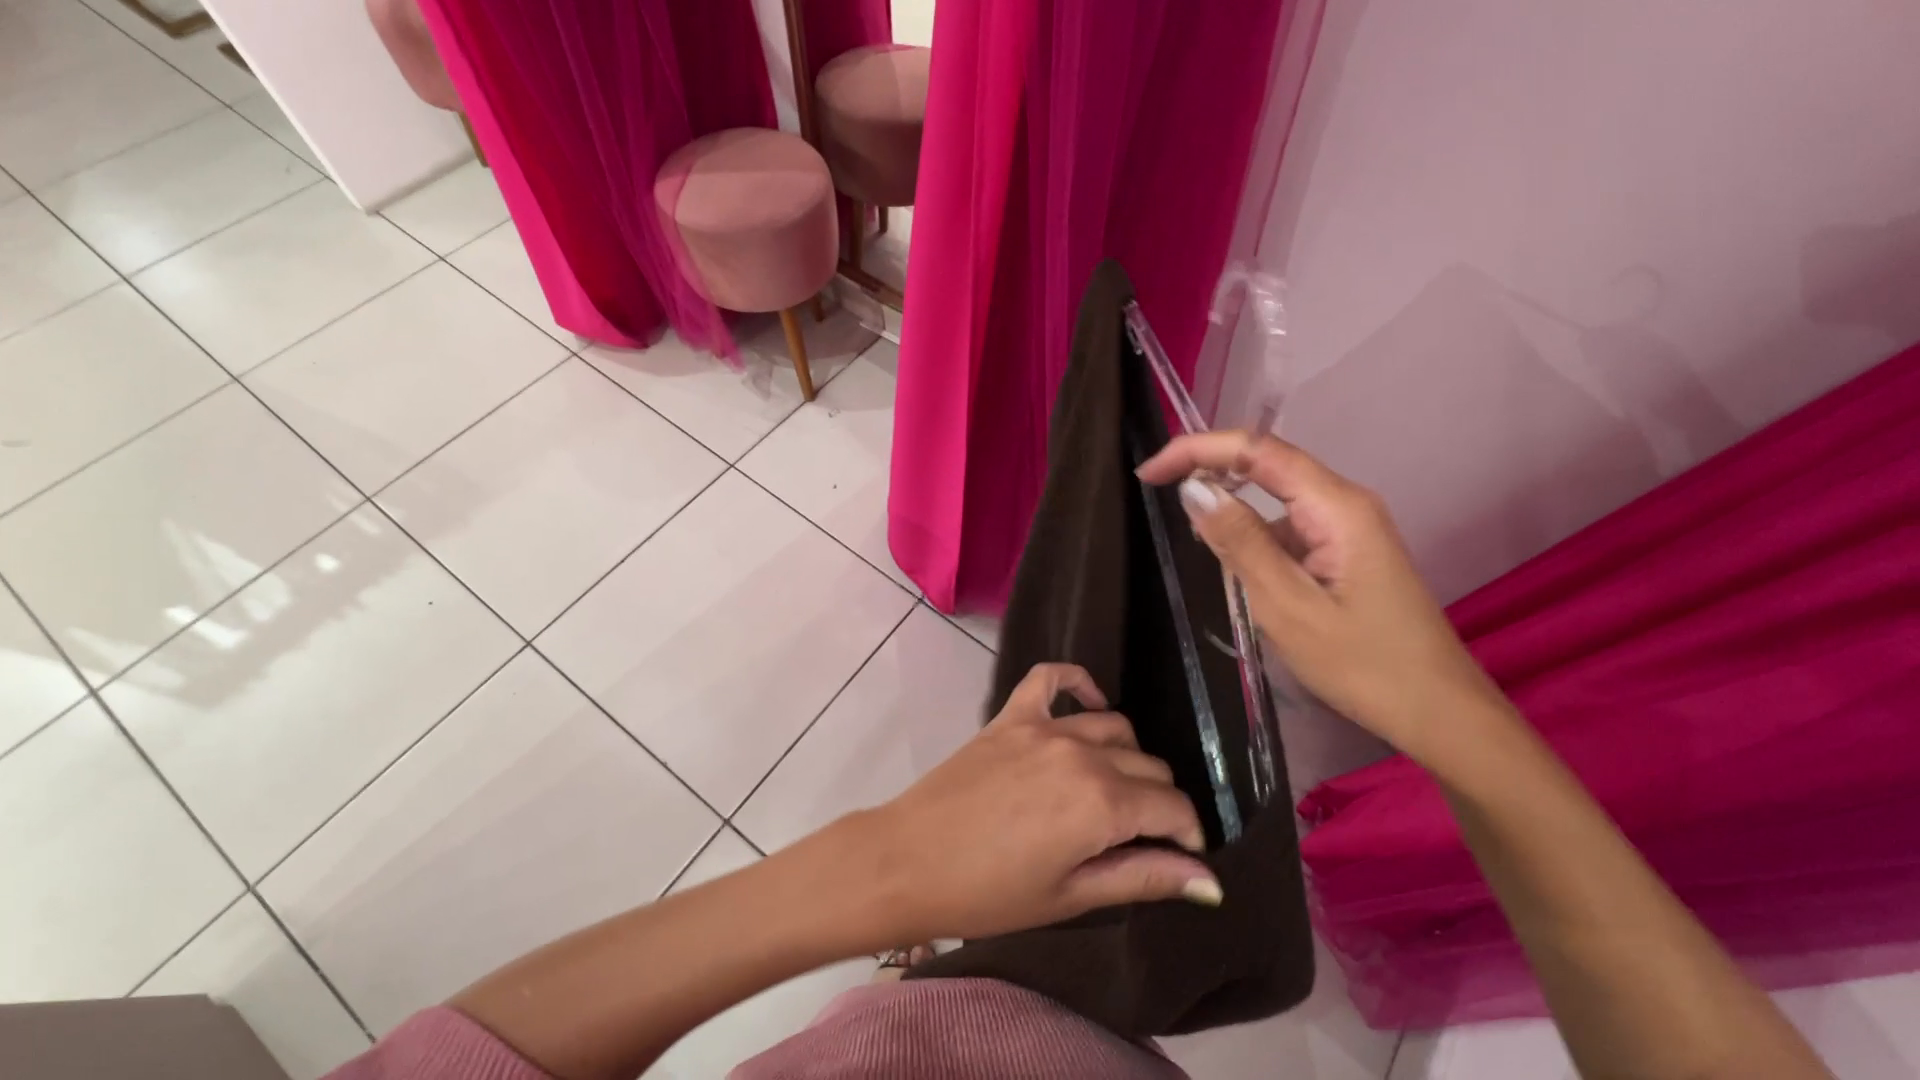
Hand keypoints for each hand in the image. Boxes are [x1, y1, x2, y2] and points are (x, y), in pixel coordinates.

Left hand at [854, 663, 1220, 943]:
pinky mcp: (1011, 716)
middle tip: (1139, 837)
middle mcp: (1082, 753)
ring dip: (1128, 759)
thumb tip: (1211, 880)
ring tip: (1114, 792)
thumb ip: (1144, 878)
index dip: (1187, 836)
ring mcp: (1044, 727)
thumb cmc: (988, 894)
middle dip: (1158, 804)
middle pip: (1150, 767)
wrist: (906, 861)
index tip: (1181, 857)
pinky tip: (1090, 704)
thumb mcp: (1071, 897)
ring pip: (1114, 728)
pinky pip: (1052, 677)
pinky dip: (1077, 682)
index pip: (1173, 809)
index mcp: (1102, 803)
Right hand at [1136, 431, 1508, 764]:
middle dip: (1209, 467)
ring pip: (1277, 498)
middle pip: (1268, 464)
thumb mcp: (1288, 607)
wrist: (1438, 712)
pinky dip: (1253, 535)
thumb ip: (1240, 543)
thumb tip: (1194, 490)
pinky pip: (1289, 528)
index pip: (1258, 450)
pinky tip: (1232, 563)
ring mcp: (1349, 527)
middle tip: (1154, 489)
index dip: (1198, 449)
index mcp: (1336, 507)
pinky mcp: (1346, 553)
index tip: (1148, 472)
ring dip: (1231, 504)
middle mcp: (1345, 503)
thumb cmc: (1363, 665)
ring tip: (1186, 528)